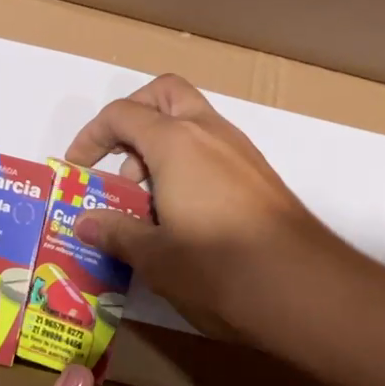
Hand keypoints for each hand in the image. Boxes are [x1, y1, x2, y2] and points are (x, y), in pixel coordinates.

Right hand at [64, 74, 356, 338]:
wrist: (306, 290)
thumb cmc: (219, 268)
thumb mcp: (154, 257)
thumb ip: (115, 232)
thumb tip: (83, 221)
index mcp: (175, 141)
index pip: (122, 114)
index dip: (91, 136)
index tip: (78, 169)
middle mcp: (208, 132)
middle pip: (163, 94)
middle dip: (134, 117)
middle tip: (119, 161)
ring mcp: (239, 151)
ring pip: (191, 120)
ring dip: (161, 144)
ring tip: (148, 201)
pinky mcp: (259, 175)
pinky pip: (212, 148)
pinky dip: (188, 162)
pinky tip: (184, 214)